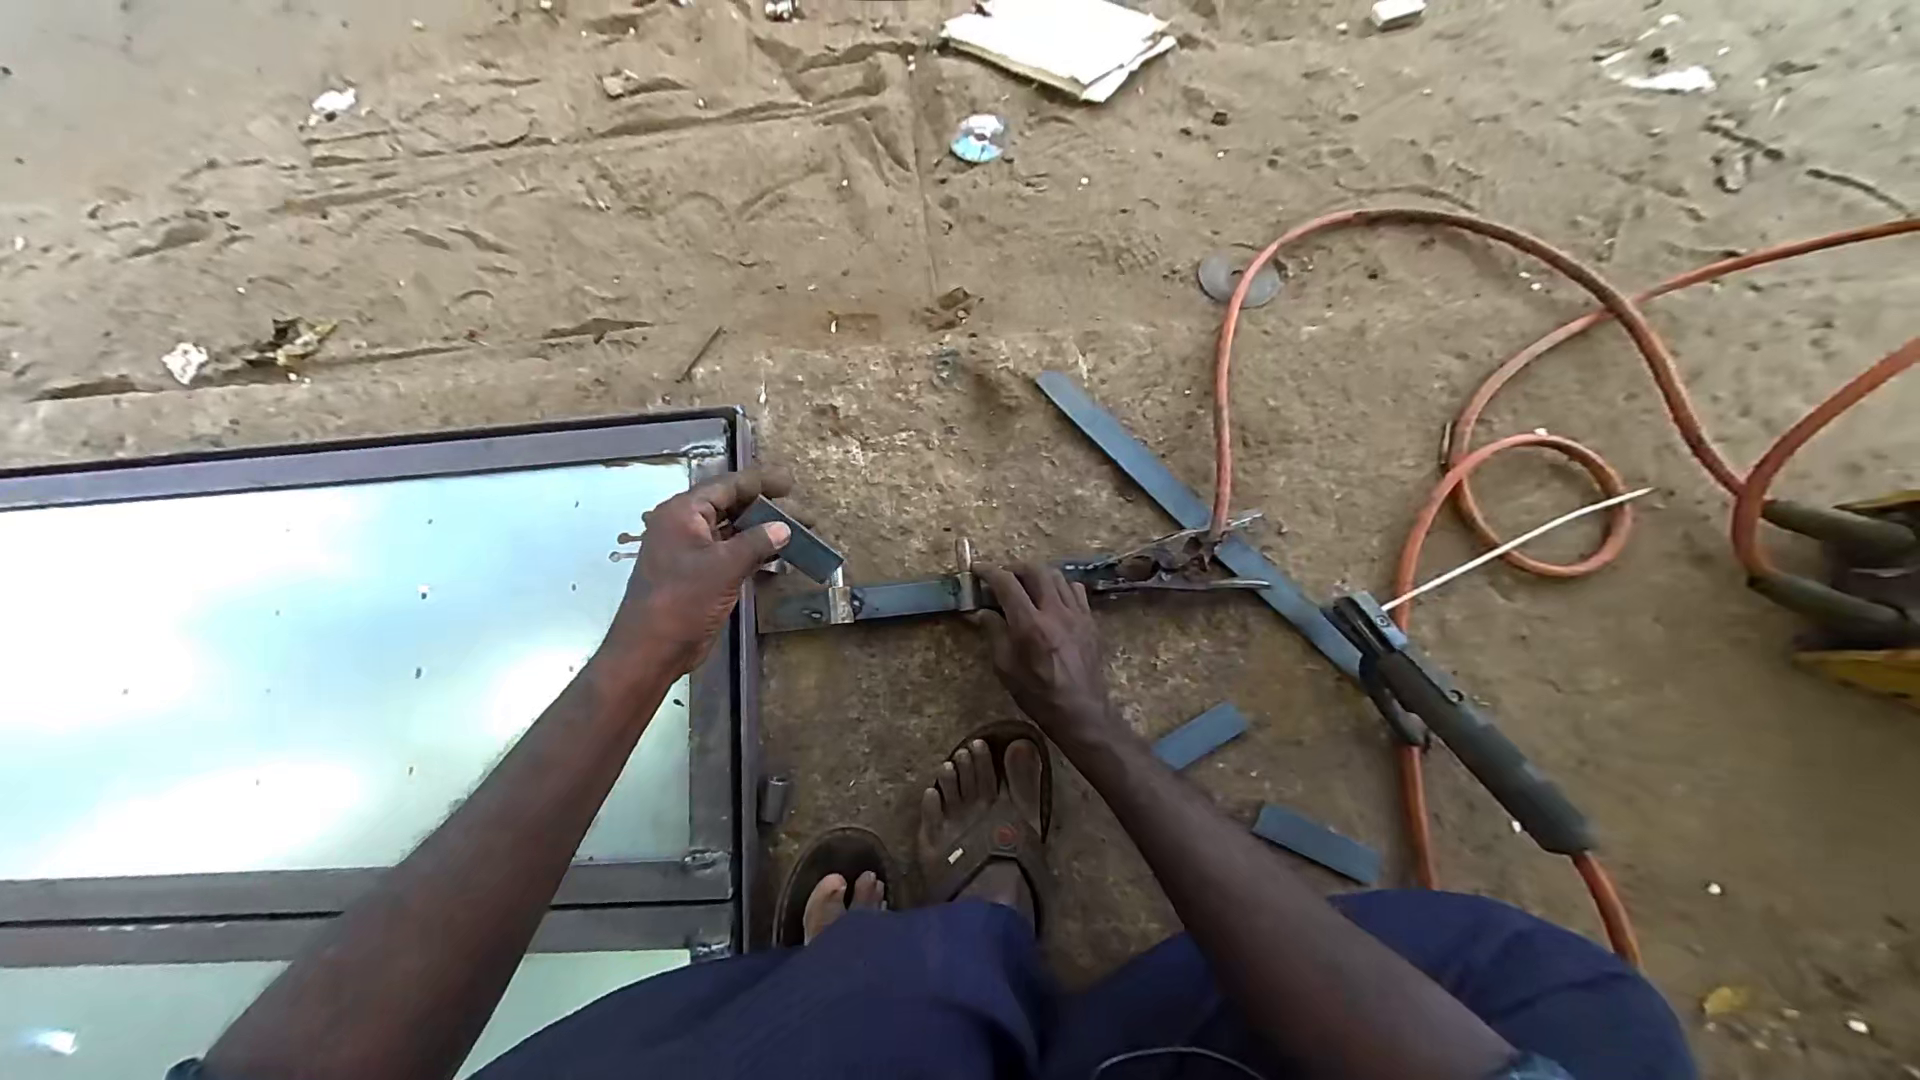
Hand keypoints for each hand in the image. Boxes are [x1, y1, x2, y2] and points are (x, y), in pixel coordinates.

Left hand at [601, 469, 792, 675]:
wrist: (652, 649)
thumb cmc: (682, 601)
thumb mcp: (723, 566)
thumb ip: (756, 542)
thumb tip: (783, 527)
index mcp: (683, 514)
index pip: (726, 487)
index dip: (760, 483)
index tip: (789, 483)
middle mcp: (686, 527)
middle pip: (732, 507)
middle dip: (767, 510)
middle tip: (802, 514)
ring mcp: (693, 552)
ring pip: (734, 532)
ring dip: (765, 533)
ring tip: (799, 534)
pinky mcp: (701, 575)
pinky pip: (732, 554)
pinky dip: (756, 554)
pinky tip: (780, 558)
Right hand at [972, 563, 1120, 746]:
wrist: (1081, 711)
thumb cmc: (1038, 695)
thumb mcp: (1005, 668)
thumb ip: (994, 633)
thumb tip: (982, 611)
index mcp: (1030, 625)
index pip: (1007, 583)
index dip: (989, 571)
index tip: (977, 570)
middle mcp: (1055, 612)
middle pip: (1035, 570)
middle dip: (1014, 568)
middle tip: (1002, 577)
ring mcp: (1077, 614)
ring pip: (1056, 576)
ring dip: (1037, 574)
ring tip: (1025, 585)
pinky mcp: (1090, 620)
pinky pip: (1075, 590)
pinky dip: (1059, 586)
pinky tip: (1052, 598)